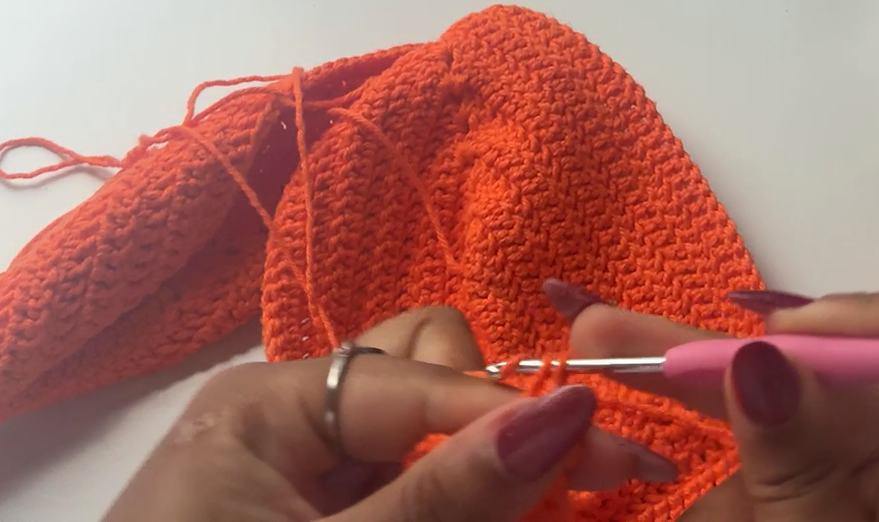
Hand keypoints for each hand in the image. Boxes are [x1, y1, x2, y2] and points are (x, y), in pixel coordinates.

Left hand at [105, 306, 677, 521]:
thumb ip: (447, 498)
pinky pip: (415, 470)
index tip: (614, 461)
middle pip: (438, 377)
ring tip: (533, 506)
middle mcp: (288, 416)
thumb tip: (573, 405)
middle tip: (576, 486)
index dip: (517, 417)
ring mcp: (303, 466)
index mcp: (264, 408)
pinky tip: (495, 511)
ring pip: (436, 425)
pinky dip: (462, 496)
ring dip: (486, 467)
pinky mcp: (321, 507)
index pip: (430, 371)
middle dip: (499, 434)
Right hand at [558, 280, 878, 521]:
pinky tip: (639, 476)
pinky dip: (713, 486)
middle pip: (836, 374)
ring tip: (605, 385)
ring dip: (694, 416)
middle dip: (723, 356)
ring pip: (783, 424)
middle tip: (610, 331)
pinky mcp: (828, 512)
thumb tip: (759, 356)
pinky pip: (765, 482)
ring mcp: (874, 491)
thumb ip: (801, 485)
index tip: (774, 333)